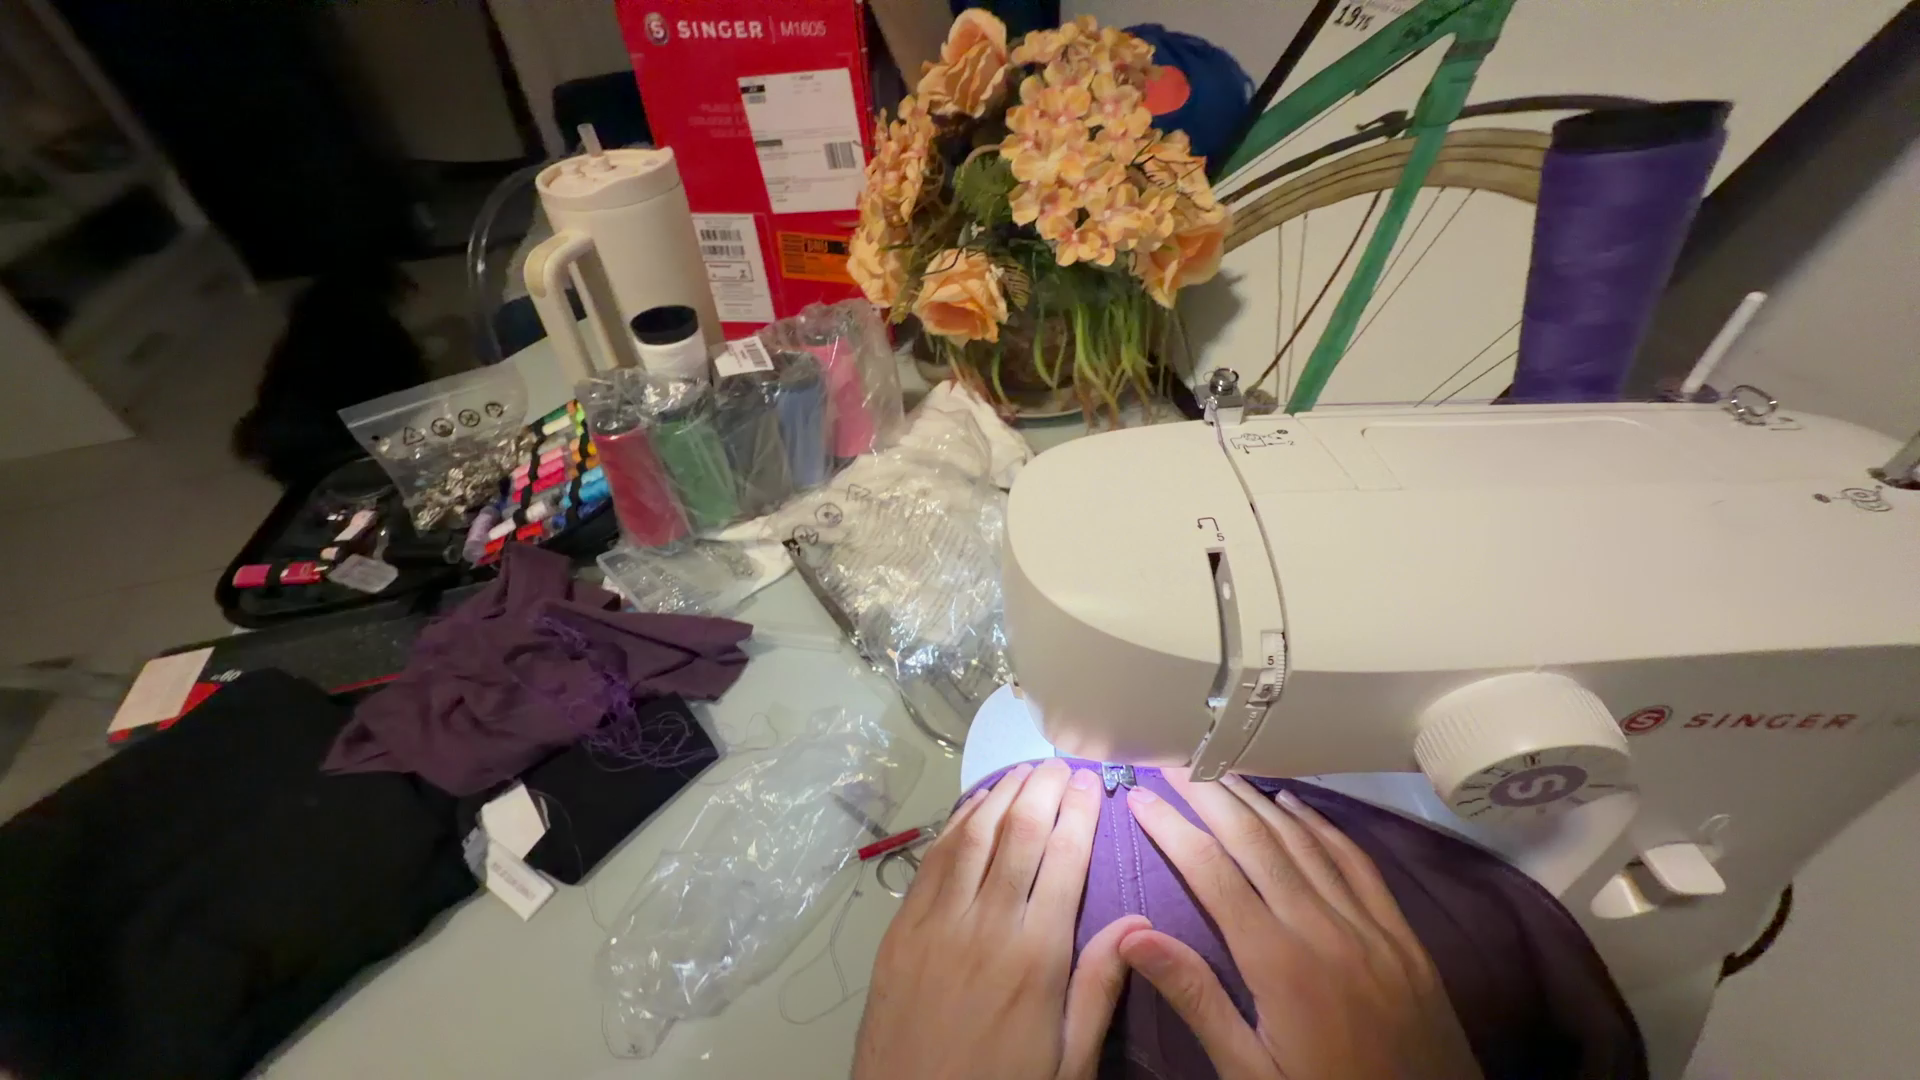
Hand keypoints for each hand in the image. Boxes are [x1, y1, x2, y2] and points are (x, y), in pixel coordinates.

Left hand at [855, 759, 1147, 1079]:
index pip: (1065, 858)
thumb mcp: (1068, 1061)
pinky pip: (934, 858)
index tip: (1091, 782)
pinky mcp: (902, 926)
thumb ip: (1099, 986)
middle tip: (1061, 764)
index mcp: (1036, 955)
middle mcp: (988, 923)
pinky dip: (956, 823)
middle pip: (1020, 832)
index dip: (1079, 812)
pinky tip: (973, 805)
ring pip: (975, 834)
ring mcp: (938, 919)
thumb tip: (1136, 920)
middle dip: (1044, 789)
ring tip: (1024, 770)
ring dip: (1001, 793)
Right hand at [1119, 773, 1482, 1079]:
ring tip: (1220, 771)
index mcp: (1279, 962)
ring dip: (1257, 799)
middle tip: (1175, 763)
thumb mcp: (1251, 1075)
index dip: (1170, 827)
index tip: (1139, 797)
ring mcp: (1370, 927)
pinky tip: (1294, 804)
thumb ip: (1195, 998)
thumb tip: (1130, 935)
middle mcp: (1324, 929)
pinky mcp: (1403, 936)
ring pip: (1303, 841)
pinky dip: (1321, 825)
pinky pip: (1356, 862)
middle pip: (1255, 840)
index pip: (1210, 871)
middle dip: (1209, 794)